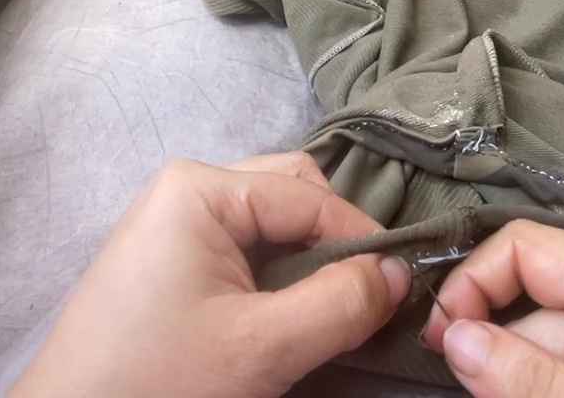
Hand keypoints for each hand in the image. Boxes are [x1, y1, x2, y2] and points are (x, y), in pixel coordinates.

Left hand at [7, 152, 410, 397]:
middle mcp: (188, 184)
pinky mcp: (169, 249)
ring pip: (268, 215)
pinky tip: (285, 306)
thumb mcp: (260, 348)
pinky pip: (241, 238)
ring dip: (305, 253)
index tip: (403, 280)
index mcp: (202, 187)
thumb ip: (338, 304)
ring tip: (328, 303)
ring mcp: (174, 214)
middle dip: (331, 235)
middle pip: (287, 189)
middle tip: (364, 291)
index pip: (305, 194)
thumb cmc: (160, 382)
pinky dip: (275, 266)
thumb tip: (398, 273)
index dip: (360, 234)